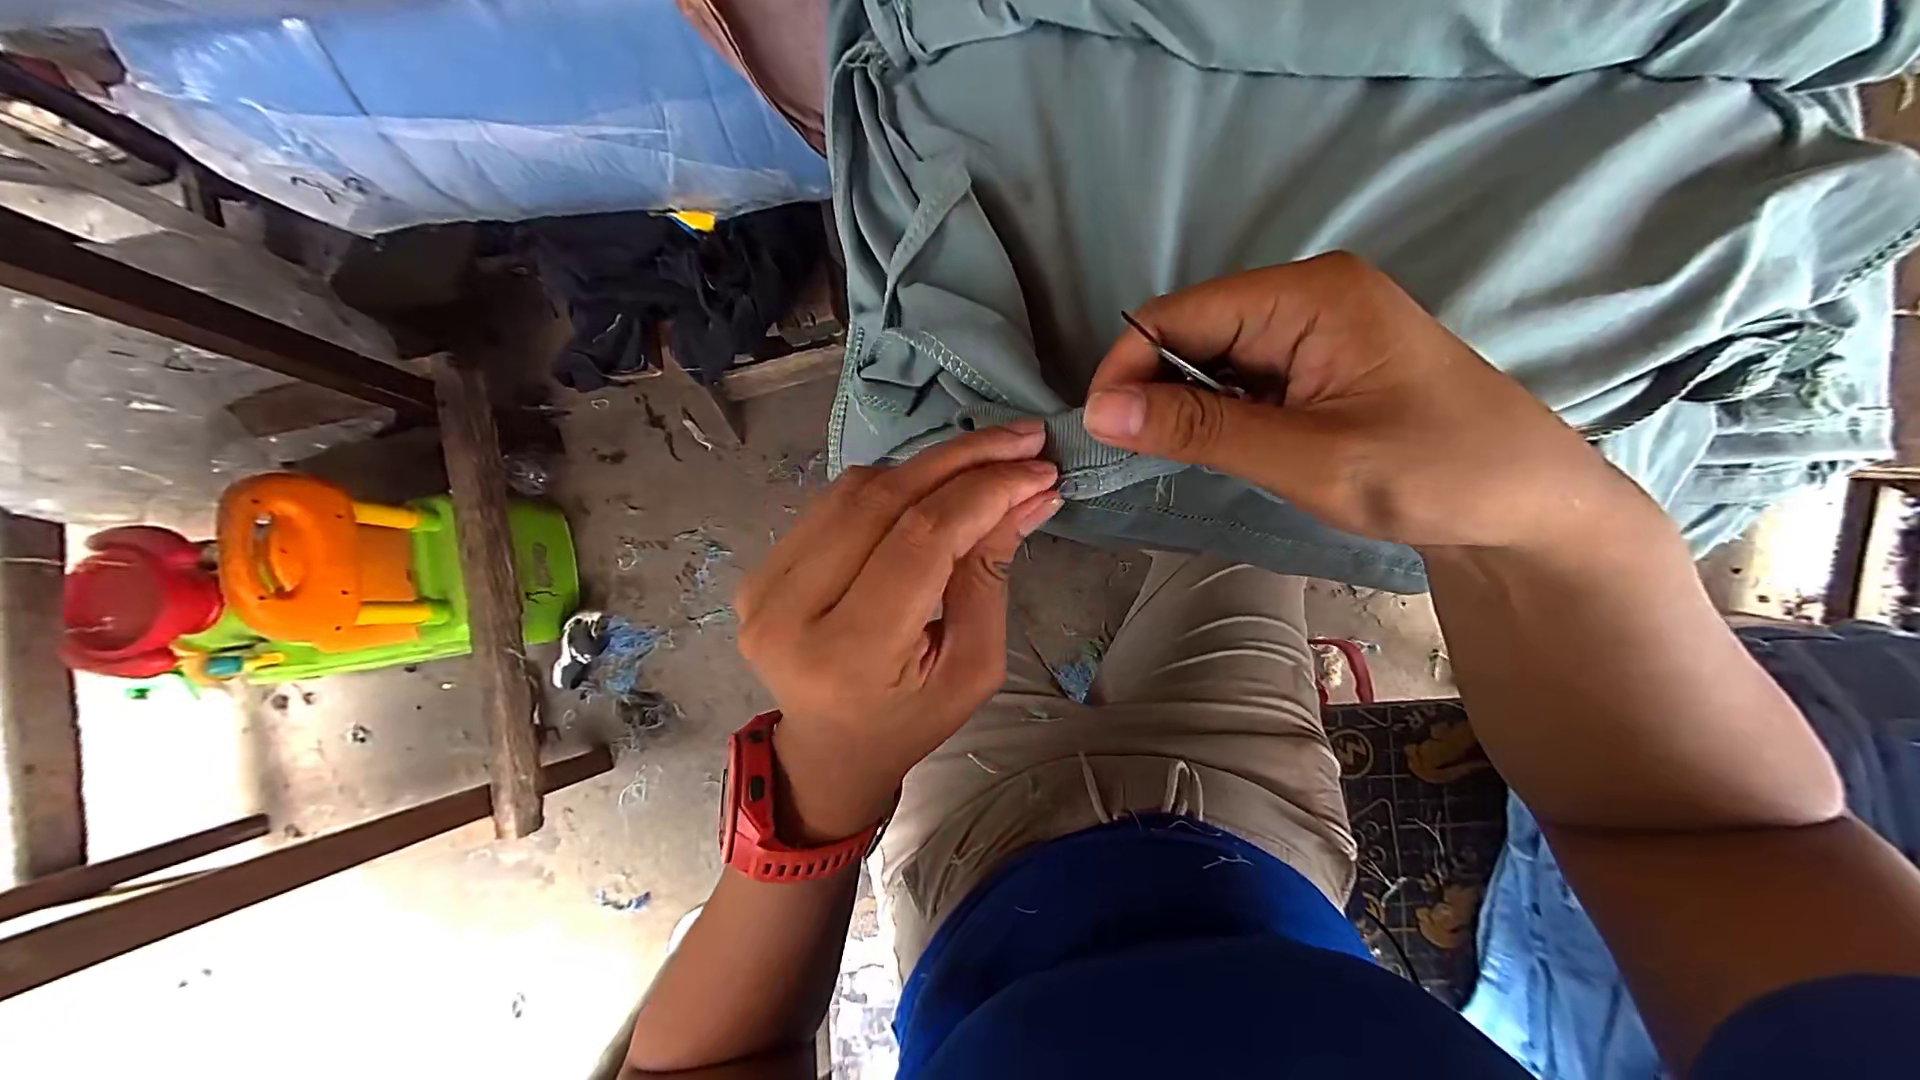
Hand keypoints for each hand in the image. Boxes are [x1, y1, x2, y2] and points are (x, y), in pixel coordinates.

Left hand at [734, 422, 1062, 843]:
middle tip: (1021, 439)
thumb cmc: (911, 720)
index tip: (1038, 468)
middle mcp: (789, 613)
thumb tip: (1030, 495)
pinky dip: (892, 484)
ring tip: (985, 461)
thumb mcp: (972, 666)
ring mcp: (762, 588)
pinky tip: (933, 484)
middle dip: (961, 460)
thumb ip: (990, 575)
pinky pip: (833, 503)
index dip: (984, 492)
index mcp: (848, 655)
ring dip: (928, 465)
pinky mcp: (759, 571)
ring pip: (855, 490)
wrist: (831, 748)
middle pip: (882, 501)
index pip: (921, 541)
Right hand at [1082, 253, 1648, 551]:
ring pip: (1209, 358)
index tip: (1101, 429)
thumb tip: (1100, 412)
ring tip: (1190, 453)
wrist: (1525, 507)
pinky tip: (1224, 443)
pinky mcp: (1313, 363)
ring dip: (1183, 405)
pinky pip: (1237, 378)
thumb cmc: (1430, 473)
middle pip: (1190, 331)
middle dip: (1153, 388)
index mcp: (1308, 296)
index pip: (1178, 315)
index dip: (1127, 367)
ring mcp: (1311, 329)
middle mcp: (1304, 296)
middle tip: (1141, 451)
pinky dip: (1214, 412)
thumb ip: (1199, 429)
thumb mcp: (1304, 456)